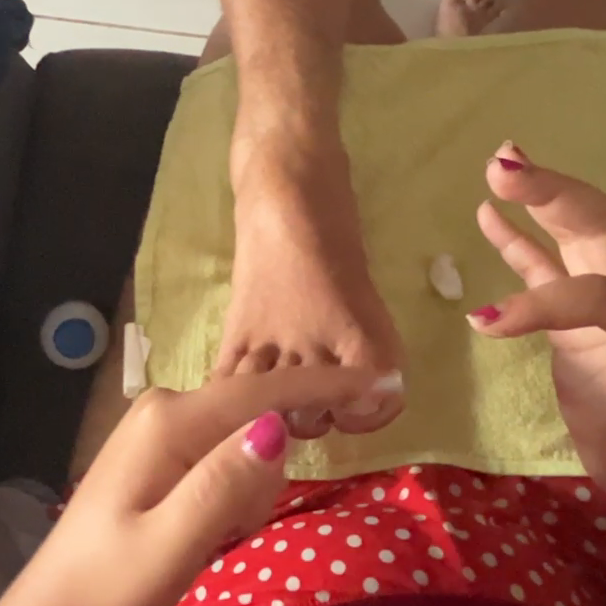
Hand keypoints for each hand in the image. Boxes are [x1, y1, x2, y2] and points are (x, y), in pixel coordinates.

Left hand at [16, 365, 399, 605]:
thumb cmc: (111, 582)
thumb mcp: (171, 545)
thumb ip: (222, 486)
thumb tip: (276, 427)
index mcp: (171, 420)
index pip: (262, 392)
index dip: (324, 385)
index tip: (383, 381)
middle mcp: (167, 406)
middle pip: (255, 417)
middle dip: (263, 476)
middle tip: (229, 534)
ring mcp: (162, 422)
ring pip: (243, 439)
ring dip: (245, 491)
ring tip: (210, 536)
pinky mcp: (163, 444)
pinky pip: (223, 452)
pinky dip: (231, 490)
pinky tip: (204, 525)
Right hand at [214, 112, 404, 438]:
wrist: (286, 187)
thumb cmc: (336, 226)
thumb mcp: (367, 287)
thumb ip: (369, 340)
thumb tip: (369, 383)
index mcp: (368, 339)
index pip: (375, 407)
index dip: (368, 416)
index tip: (358, 405)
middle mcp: (322, 350)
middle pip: (316, 418)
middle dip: (317, 418)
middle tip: (315, 400)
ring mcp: (276, 343)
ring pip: (271, 410)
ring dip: (274, 413)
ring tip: (274, 400)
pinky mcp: (238, 329)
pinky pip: (230, 382)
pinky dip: (232, 396)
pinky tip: (233, 398)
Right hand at [467, 143, 605, 519]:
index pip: (602, 293)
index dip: (545, 301)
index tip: (488, 323)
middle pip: (600, 230)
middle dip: (555, 195)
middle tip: (505, 165)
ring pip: (574, 238)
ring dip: (539, 200)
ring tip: (498, 166)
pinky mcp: (578, 323)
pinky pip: (545, 271)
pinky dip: (517, 243)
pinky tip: (489, 216)